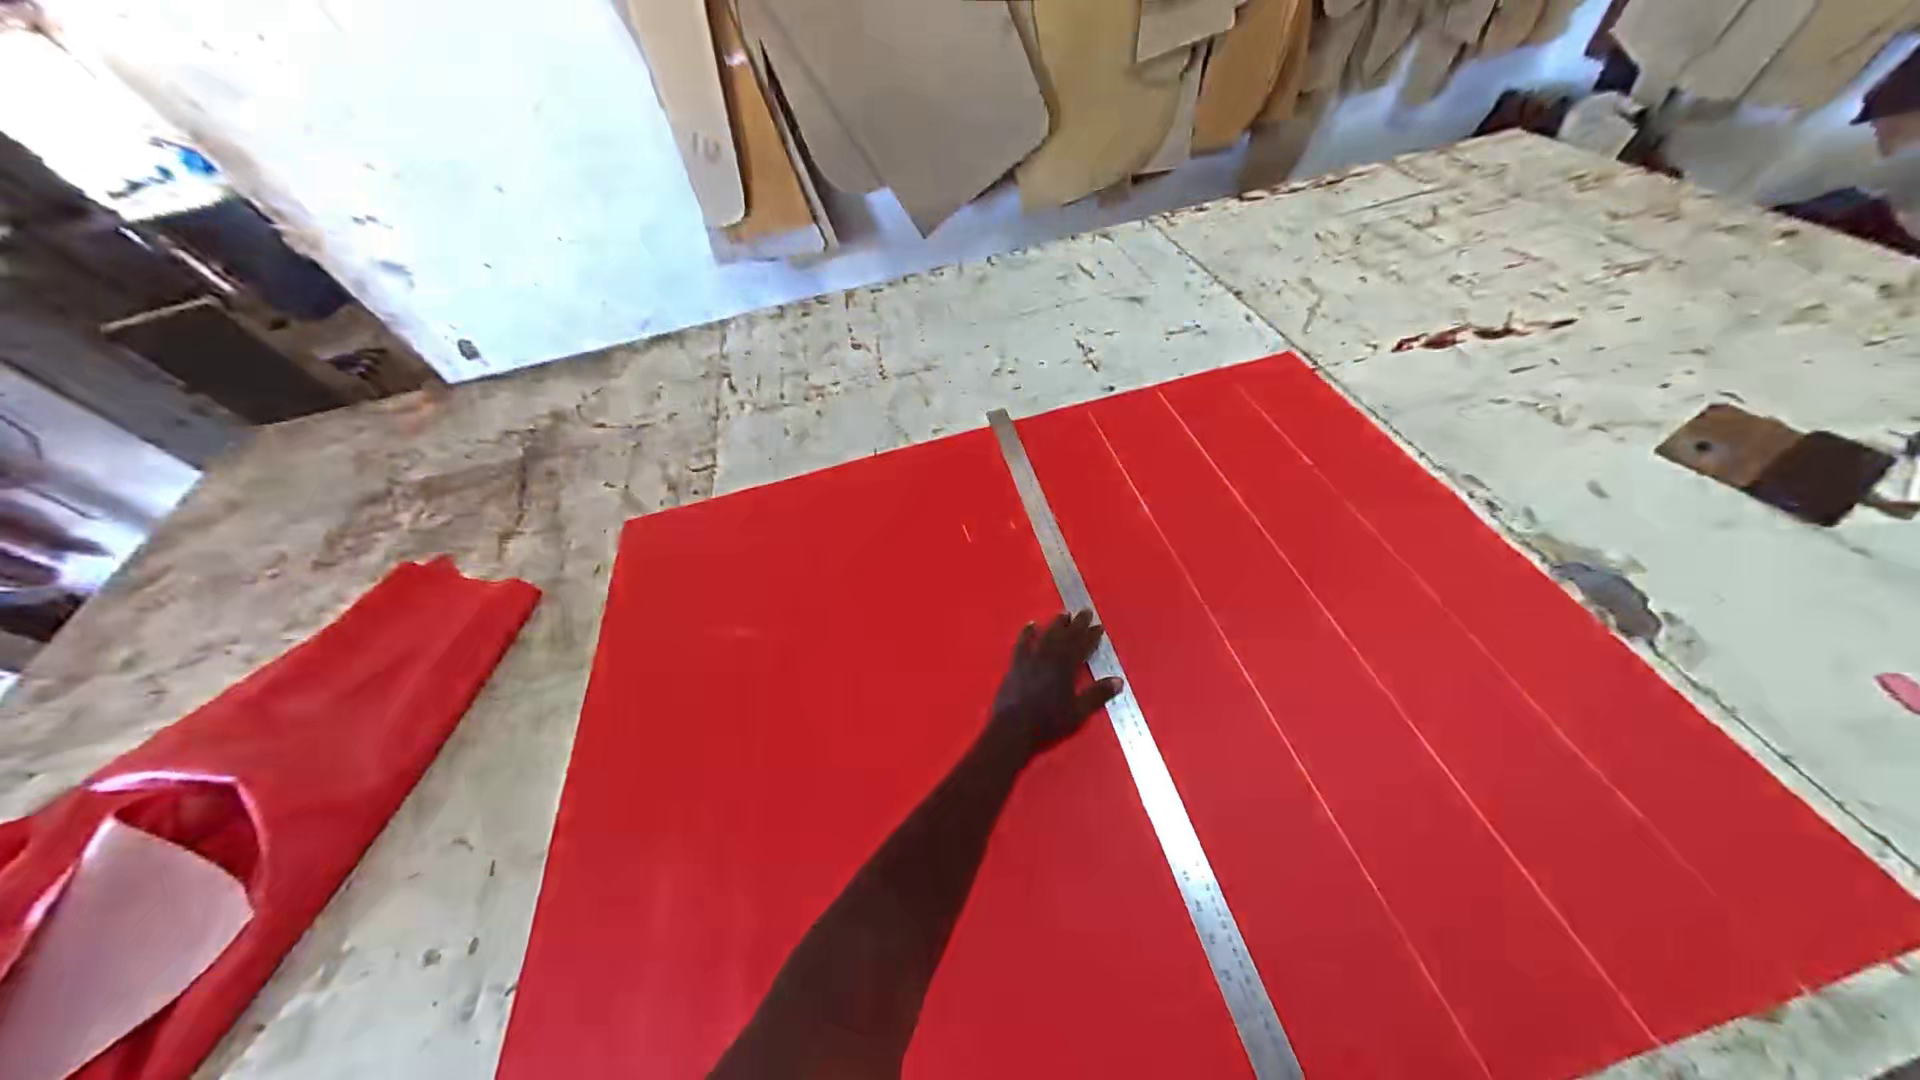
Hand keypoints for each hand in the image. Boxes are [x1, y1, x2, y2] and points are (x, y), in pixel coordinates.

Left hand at [986, 611, 1123, 760]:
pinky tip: (1031, 624)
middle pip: (1065, 636)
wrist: (1013, 728)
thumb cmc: (1049, 722)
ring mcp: (1031, 659)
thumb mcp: (1078, 713)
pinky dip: (1027, 632)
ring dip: (1056, 624)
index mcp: (1066, 668)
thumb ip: (1097, 695)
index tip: (1099, 626)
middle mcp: (1049, 658)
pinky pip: (1022, 643)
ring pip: (1046, 636)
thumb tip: (1118, 680)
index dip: (1092, 636)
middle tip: (1085, 611)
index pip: (1082, 646)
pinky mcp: (1016, 664)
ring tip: (1064, 614)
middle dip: (1077, 624)